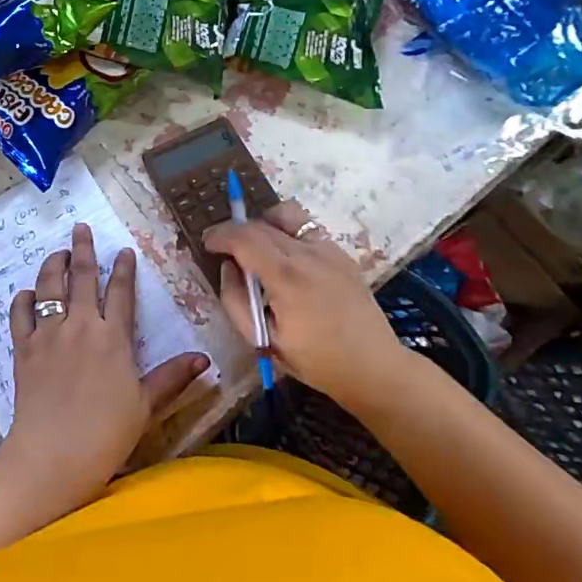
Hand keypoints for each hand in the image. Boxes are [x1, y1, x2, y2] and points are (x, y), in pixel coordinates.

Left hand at [0, 224, 209, 517]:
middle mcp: (81, 325)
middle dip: (82, 249)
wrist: (53, 455)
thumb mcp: (146, 405)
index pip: (120, 292)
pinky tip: (27, 293)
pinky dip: (23, 299)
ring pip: (49, 287)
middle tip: (80, 228)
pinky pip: (21, 314)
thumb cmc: (106, 434)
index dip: (123, 268)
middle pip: (81, 276)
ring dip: (52, 265)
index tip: (123, 250)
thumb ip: (172, 377)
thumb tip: (205, 359)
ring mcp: (49, 334)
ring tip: (57, 252)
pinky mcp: (24, 348)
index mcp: (113, 337)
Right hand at [203, 202, 401, 402]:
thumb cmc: (316, 361)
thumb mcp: (264, 340)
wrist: (374, 367)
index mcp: (286, 278)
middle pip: (260, 224)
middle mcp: (307, 254)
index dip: (219, 234)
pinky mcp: (341, 253)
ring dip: (263, 223)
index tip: (207, 243)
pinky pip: (306, 228)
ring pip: (286, 214)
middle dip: (235, 231)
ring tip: (258, 246)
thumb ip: (236, 300)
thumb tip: (228, 268)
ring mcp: (328, 249)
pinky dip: (288, 233)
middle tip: (225, 251)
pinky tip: (288, 260)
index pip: (243, 237)